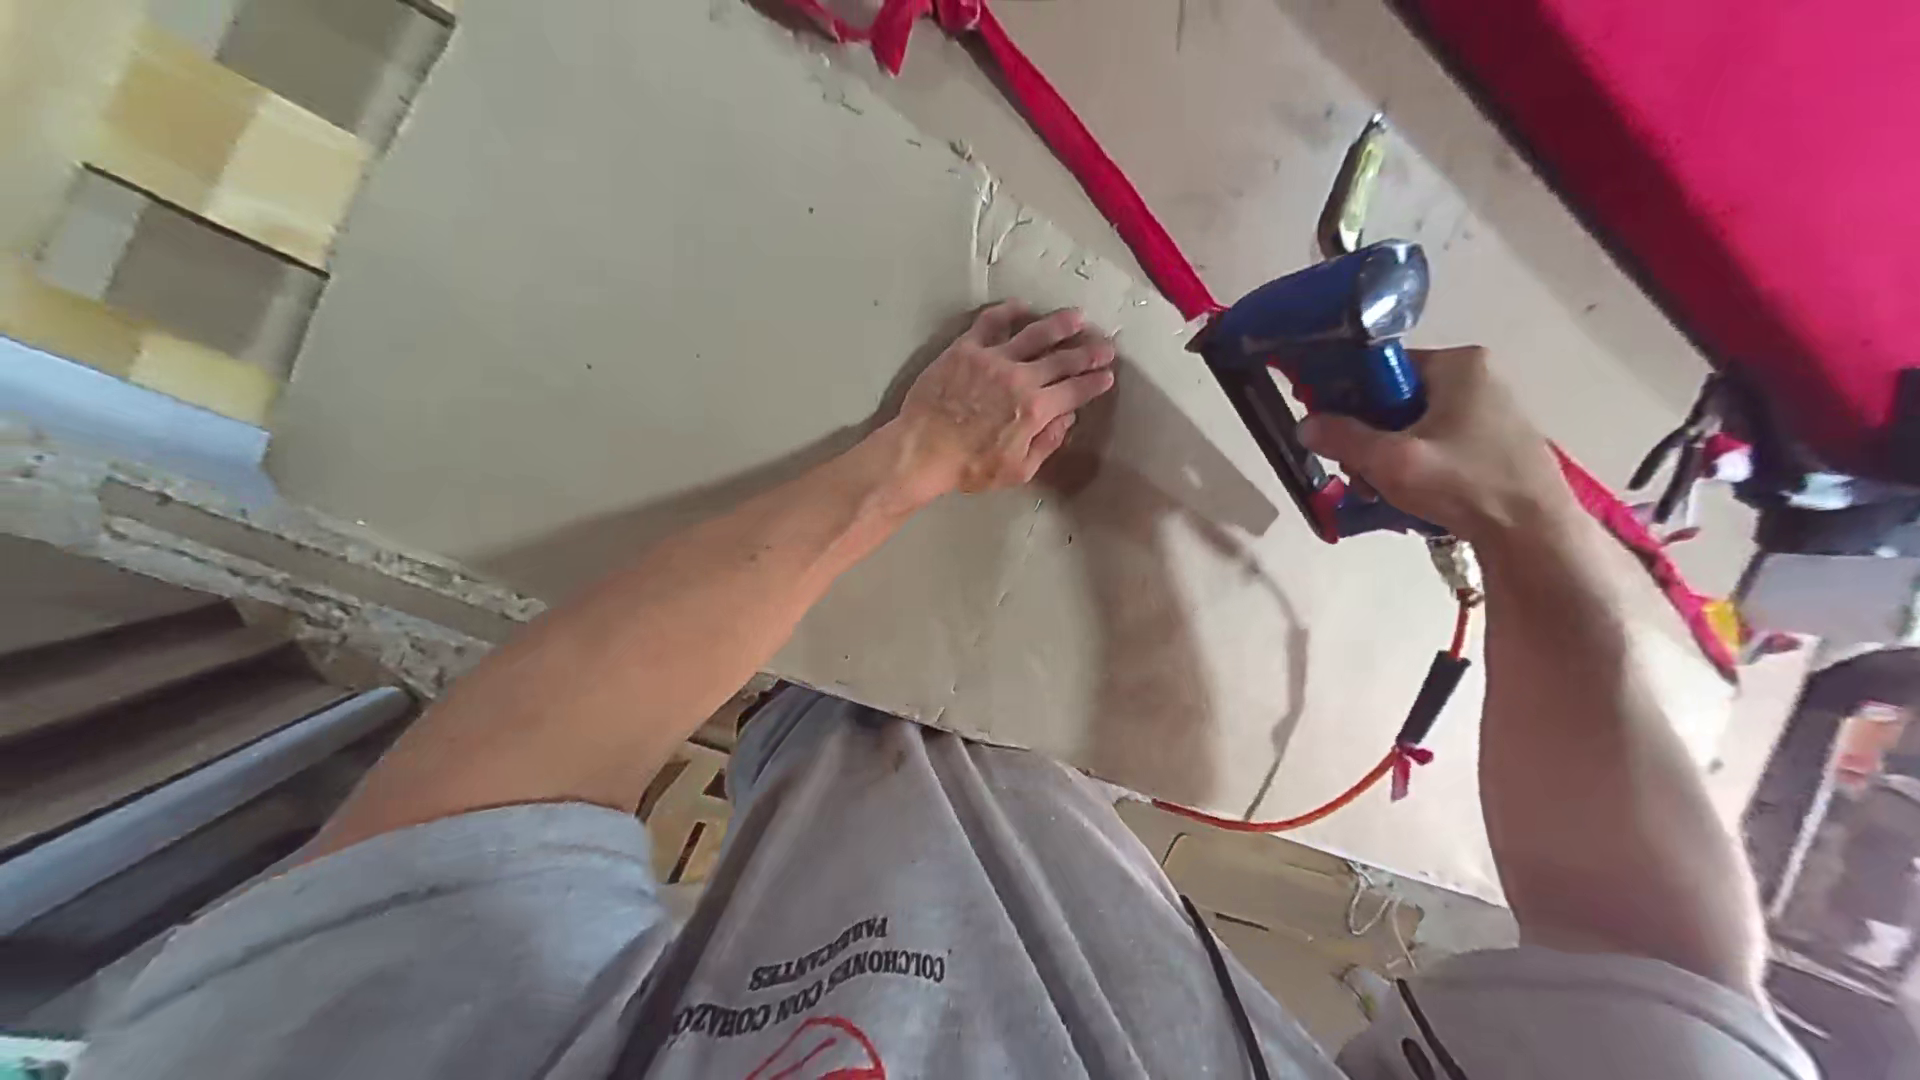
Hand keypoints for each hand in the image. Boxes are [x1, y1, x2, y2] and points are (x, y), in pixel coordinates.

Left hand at [886, 301, 1116, 499]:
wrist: (921, 450)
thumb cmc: (969, 467)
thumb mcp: (1017, 470)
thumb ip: (1046, 443)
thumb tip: (1065, 420)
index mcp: (1036, 409)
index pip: (1076, 391)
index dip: (1095, 382)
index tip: (1108, 376)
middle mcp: (1020, 378)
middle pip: (1063, 359)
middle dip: (1089, 353)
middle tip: (1105, 346)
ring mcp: (992, 358)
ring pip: (1034, 333)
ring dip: (1060, 324)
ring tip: (1076, 317)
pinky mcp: (966, 349)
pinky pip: (990, 323)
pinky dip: (1008, 312)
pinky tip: (1021, 307)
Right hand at [1298, 346, 1574, 542]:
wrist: (1533, 532)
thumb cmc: (1464, 484)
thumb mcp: (1390, 460)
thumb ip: (1342, 438)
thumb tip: (1302, 424)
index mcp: (1457, 364)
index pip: (1378, 367)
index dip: (1344, 396)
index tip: (1324, 427)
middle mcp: (1474, 375)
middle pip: (1390, 398)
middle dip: (1364, 436)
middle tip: (1355, 470)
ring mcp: (1485, 406)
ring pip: (1406, 422)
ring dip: (1381, 454)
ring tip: (1376, 487)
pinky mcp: (1488, 436)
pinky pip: (1428, 438)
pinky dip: (1407, 461)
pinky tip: (1402, 488)